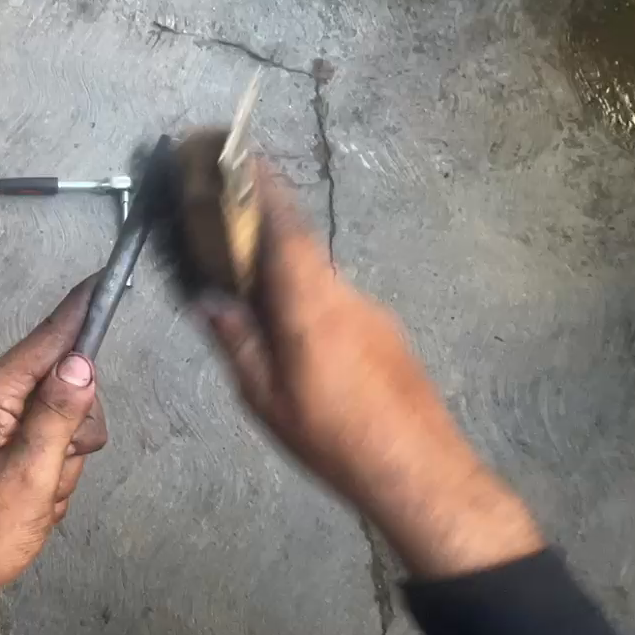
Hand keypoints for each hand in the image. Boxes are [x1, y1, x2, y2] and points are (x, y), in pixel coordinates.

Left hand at [0, 280, 102, 634]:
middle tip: (55, 472)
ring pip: (67, 417)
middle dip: (76, 430)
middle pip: (66, 383)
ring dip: (65, 459)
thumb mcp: (29, 474)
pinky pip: (53, 441)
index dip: (81, 312)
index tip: (106, 278)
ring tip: (39, 492)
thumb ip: (58, 415)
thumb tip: (82, 361)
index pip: (48, 339)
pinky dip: (56, 470)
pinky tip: (36, 496)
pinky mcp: (6, 437)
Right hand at [199, 168, 542, 578]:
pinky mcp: (384, 332)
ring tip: (246, 278)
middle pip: (299, 244)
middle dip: (263, 220)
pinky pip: (332, 296)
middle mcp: (343, 296)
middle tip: (226, 213)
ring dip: (281, 262)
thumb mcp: (263, 395)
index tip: (243, 158)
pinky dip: (302, 291)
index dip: (265, 191)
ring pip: (316, 272)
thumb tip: (209, 301)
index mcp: (309, 307)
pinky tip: (288, 326)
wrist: (424, 476)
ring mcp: (370, 312)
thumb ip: (236, 341)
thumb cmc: (332, 437)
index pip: (287, 231)